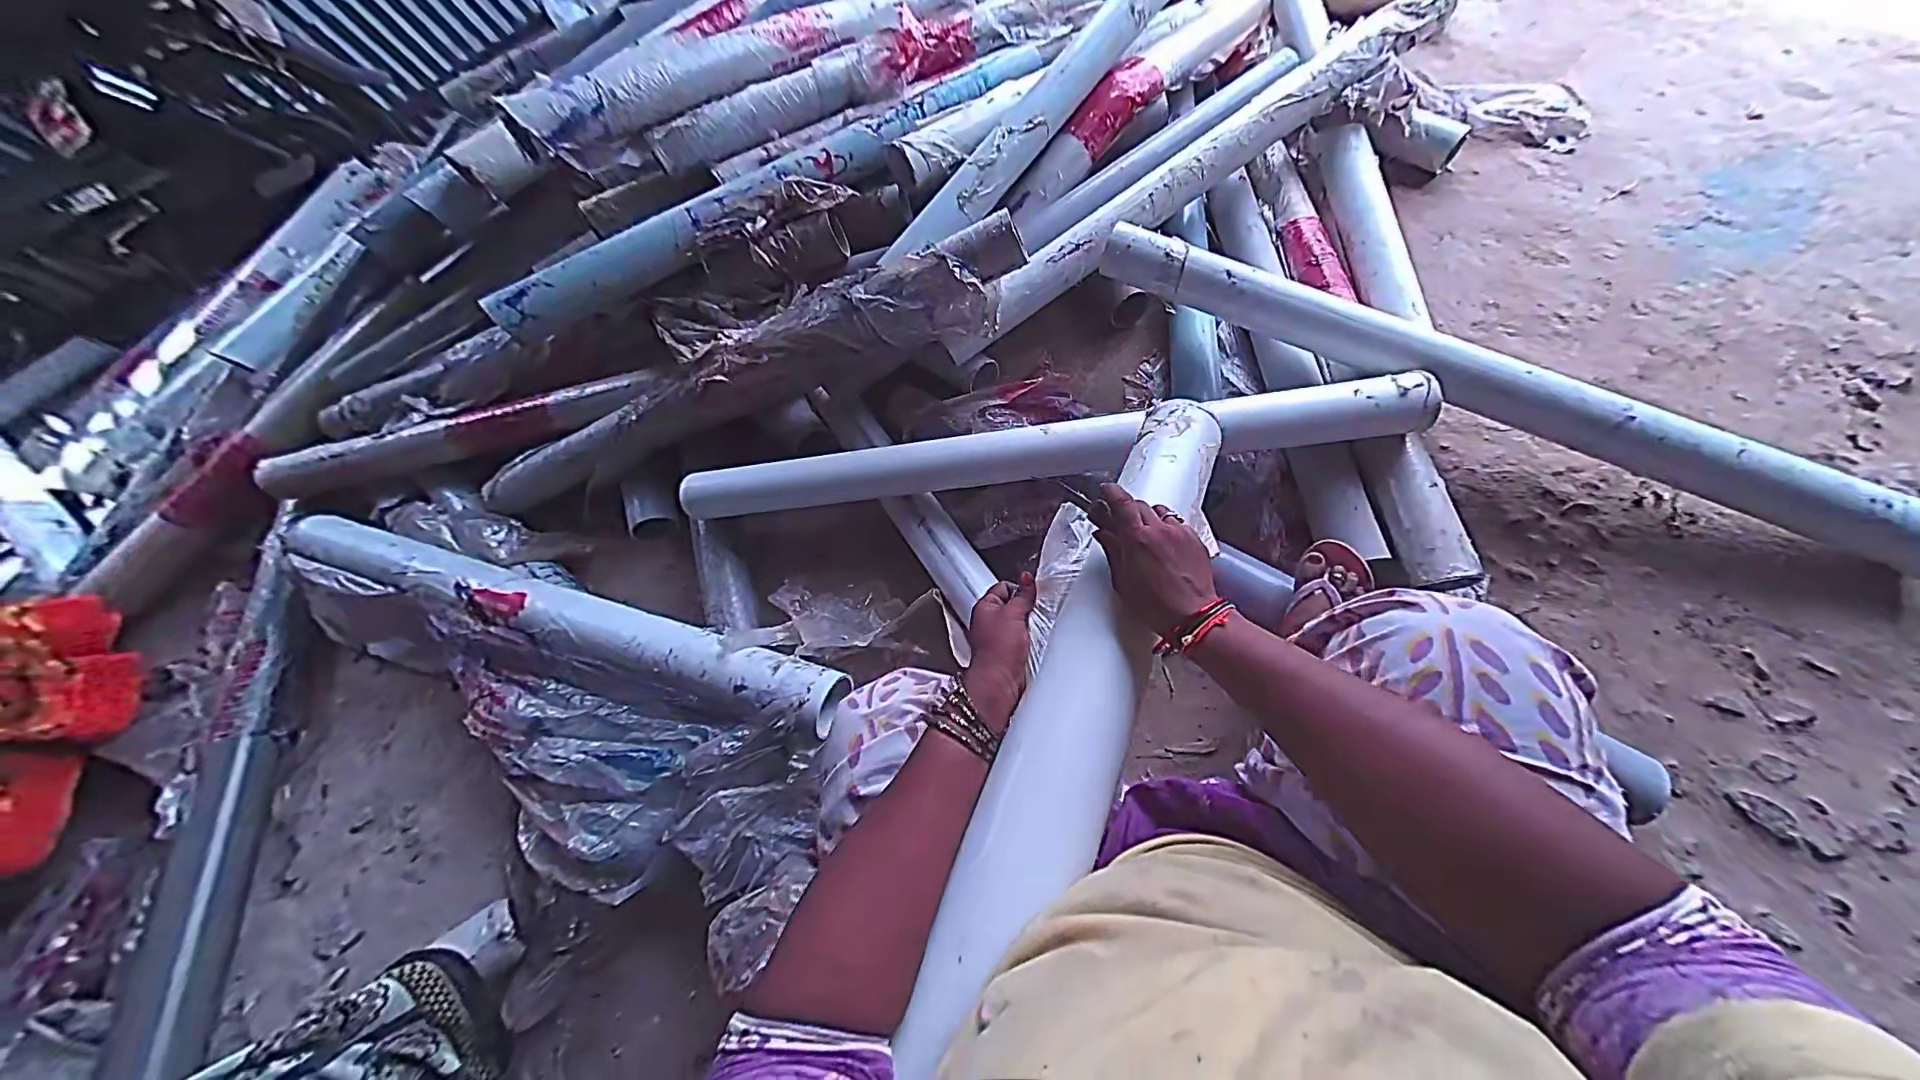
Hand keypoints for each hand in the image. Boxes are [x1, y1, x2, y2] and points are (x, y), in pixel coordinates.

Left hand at [963, 574, 1035, 729]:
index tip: (1032, 591)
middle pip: (1014, 605)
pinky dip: (1034, 638)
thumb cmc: (997, 651)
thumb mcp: (1014, 614)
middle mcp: (990, 622)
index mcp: (985, 607)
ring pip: (1022, 622)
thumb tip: (1027, 579)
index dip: (1019, 587)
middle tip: (1035, 611)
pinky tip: (1037, 640)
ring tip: (1035, 628)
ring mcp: (1001, 638)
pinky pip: (1027, 639)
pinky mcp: (1012, 653)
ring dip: (1032, 624)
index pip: (1003, 587)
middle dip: (1027, 607)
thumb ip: (1022, 595)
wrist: (1000, 684)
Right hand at [1090, 483, 1217, 632]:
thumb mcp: (1123, 580)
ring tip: (1144, 535)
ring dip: (1148, 518)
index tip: (1106, 491)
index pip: (1122, 503)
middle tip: (1120, 521)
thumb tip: (1104, 535)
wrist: (1192, 615)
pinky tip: (1164, 545)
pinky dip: (1167, 529)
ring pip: (1160, 512)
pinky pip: (1177, 524)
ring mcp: (1180, 533)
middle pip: (1140, 505)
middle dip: (1128, 510)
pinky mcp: (1194, 540)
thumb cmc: (1157, 605)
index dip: (1112, 493)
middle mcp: (1160, 530)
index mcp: (1137, 539)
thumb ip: (1113, 551)